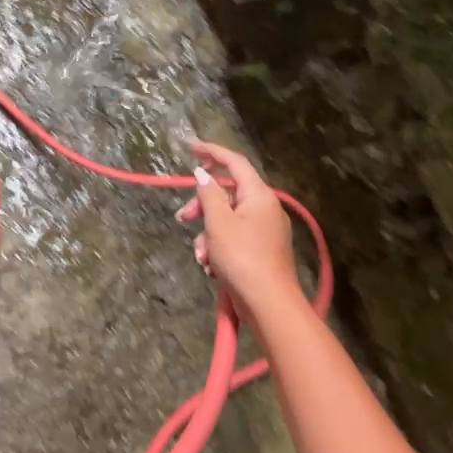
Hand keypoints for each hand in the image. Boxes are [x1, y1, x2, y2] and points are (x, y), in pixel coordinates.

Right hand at [177, 140, 298, 315]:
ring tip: (201, 255)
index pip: (234, 163)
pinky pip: (234, 236)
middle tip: (182, 217)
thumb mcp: (219, 223)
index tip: (190, 148)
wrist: (269, 304)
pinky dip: (219, 245)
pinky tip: (211, 265)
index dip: (212, 152)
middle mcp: (266, 207)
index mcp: (259, 195)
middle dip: (202, 204)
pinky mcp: (262, 249)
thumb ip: (209, 194)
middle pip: (228, 193)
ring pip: (228, 218)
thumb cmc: (242, 257)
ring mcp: (265, 230)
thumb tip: (203, 174)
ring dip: (208, 232)